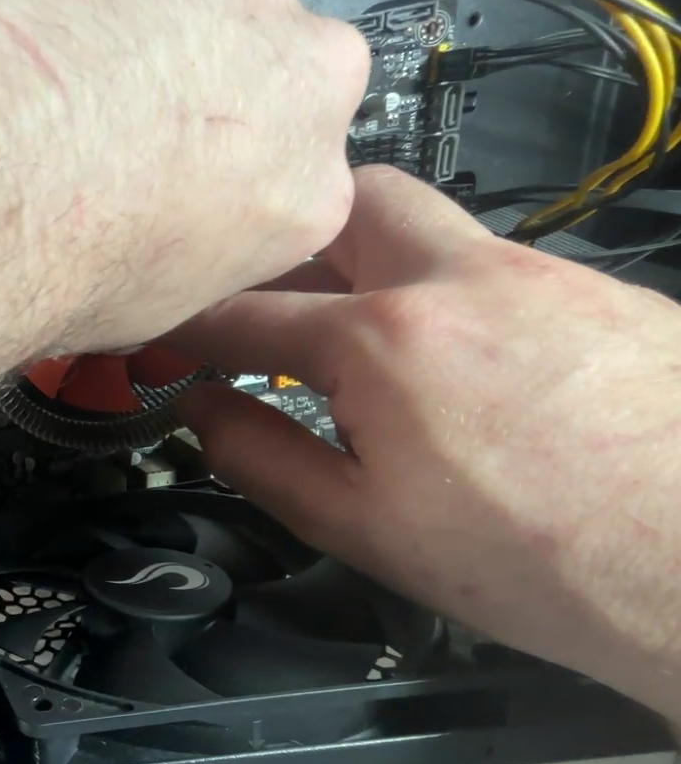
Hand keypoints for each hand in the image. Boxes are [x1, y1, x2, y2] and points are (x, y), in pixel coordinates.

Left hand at [0, 0, 368, 352]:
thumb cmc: (47, 270)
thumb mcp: (130, 311)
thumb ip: (176, 258)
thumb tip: (146, 247)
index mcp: (305, 195)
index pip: (278, 169)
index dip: (203, 169)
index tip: (147, 174)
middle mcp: (308, 83)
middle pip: (255, 71)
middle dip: (185, 91)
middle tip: (90, 123)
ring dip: (137, 25)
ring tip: (48, 79)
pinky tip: (36, 18)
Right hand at [167, 166, 680, 718]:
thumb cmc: (548, 561)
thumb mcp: (353, 522)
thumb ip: (253, 453)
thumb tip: (198, 408)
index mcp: (388, 341)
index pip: (241, 310)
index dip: (178, 322)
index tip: (153, 333)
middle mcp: (468, 283)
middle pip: (347, 201)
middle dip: (280, 240)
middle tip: (244, 296)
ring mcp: (549, 280)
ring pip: (424, 226)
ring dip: (355, 262)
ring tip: (325, 330)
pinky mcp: (610, 297)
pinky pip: (486, 265)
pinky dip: (427, 291)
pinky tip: (424, 361)